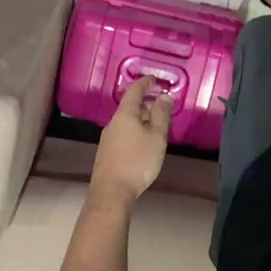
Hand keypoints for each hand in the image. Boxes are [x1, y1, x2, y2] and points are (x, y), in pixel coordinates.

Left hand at [89, 77, 173, 205]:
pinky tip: (142, 145)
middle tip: (160, 107)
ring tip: (154, 127)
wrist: (111, 191)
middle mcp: (113, 123)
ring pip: (126, 122)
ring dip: (140, 120)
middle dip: (145, 105)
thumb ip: (161, 115)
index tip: (154, 79)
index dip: (145, 83)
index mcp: (125, 114)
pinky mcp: (106, 153)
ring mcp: (108, 138)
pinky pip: (123, 134)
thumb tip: (164, 96)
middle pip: (130, 107)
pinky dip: (134, 132)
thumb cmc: (137, 161)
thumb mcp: (156, 136)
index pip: (134, 91)